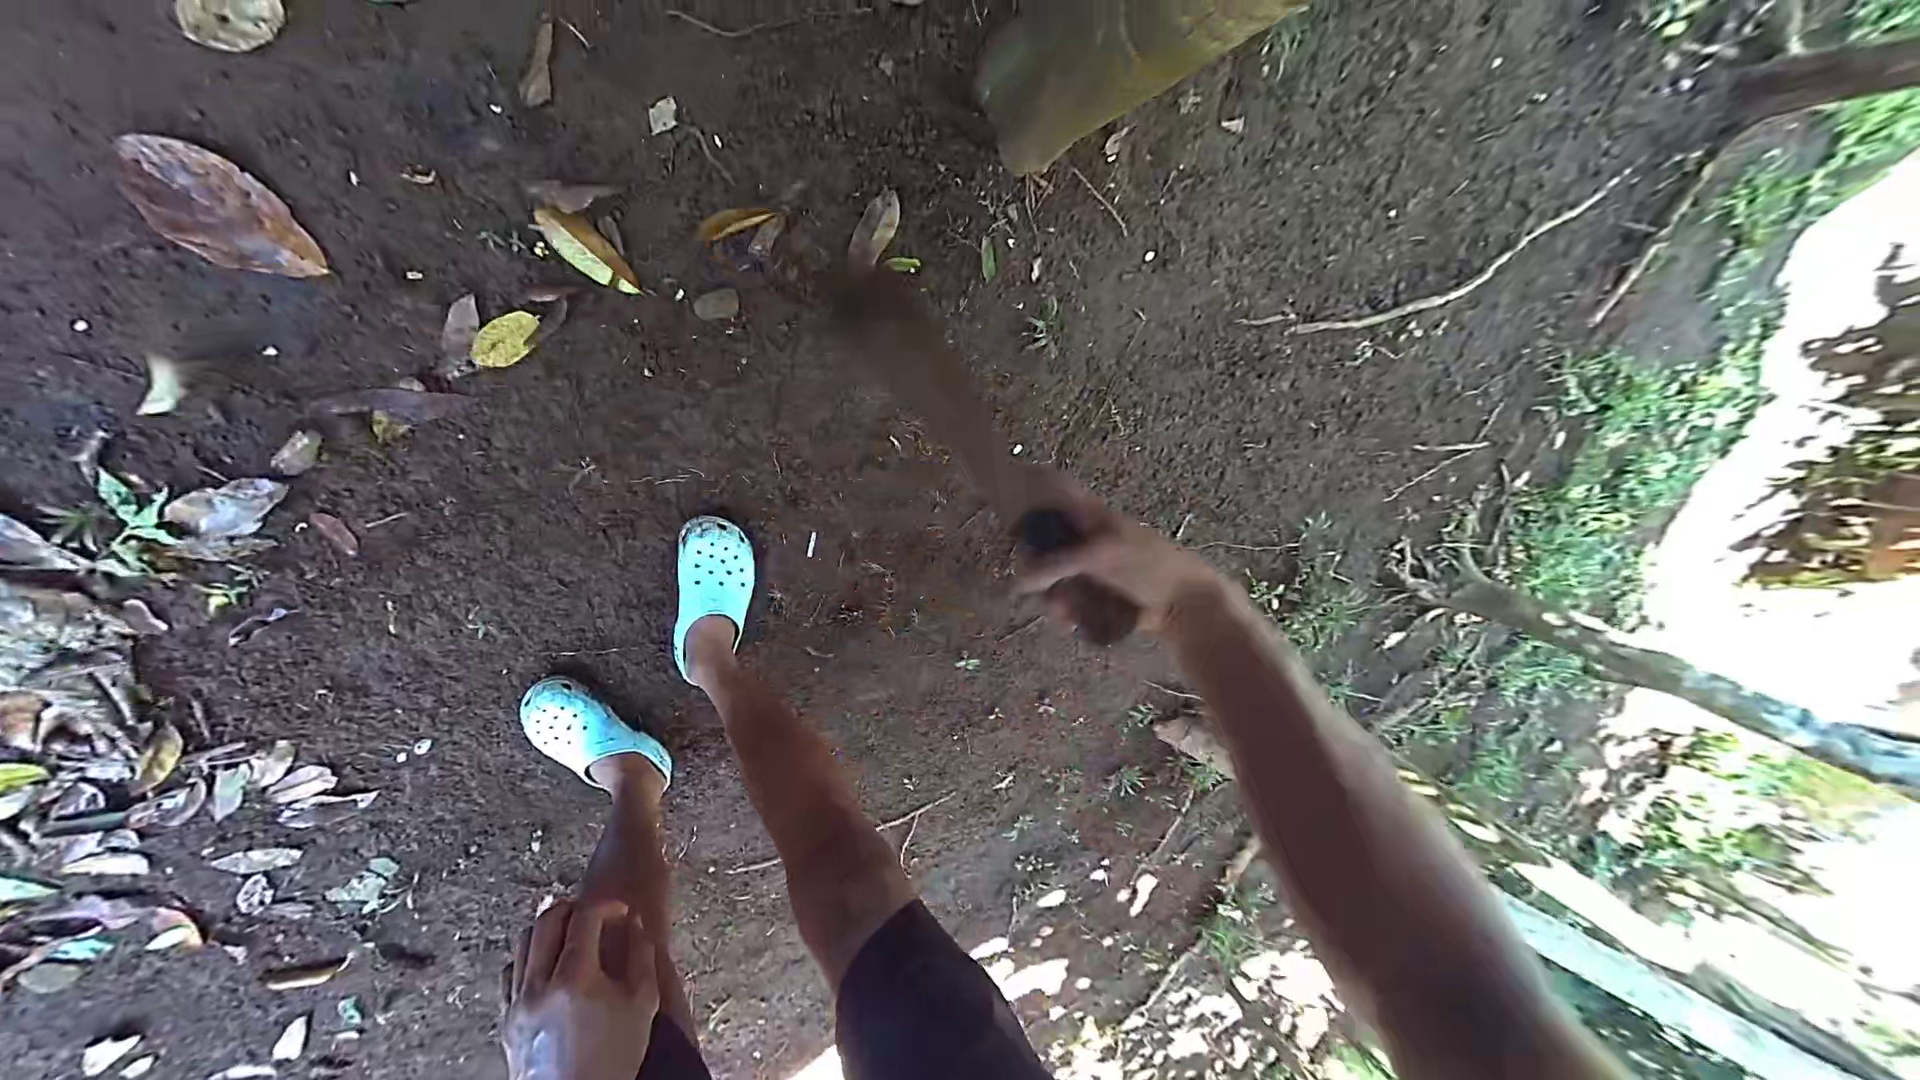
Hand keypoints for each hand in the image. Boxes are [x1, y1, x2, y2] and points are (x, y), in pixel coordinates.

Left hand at [502, 899, 658, 1079]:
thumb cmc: (612, 1059)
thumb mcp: (643, 1001)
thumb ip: (641, 953)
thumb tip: (633, 920)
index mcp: (575, 980)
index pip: (585, 916)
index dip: (608, 905)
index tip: (622, 913)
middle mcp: (538, 988)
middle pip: (546, 920)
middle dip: (574, 907)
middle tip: (595, 914)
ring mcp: (516, 1005)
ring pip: (523, 942)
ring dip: (550, 928)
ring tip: (574, 934)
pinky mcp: (506, 1022)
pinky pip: (510, 972)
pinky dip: (530, 956)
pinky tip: (551, 964)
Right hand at [1018, 481, 1227, 633]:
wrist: (1184, 602)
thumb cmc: (1148, 566)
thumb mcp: (1100, 556)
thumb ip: (1057, 564)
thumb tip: (1020, 581)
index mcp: (1089, 514)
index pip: (1053, 491)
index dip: (1029, 490)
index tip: (1011, 506)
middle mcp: (1083, 535)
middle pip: (1042, 542)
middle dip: (1035, 568)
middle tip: (1035, 588)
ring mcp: (1088, 564)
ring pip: (1051, 574)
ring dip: (1051, 596)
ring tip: (1062, 615)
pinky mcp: (1093, 591)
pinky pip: (1066, 596)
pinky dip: (1064, 609)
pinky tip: (1070, 622)